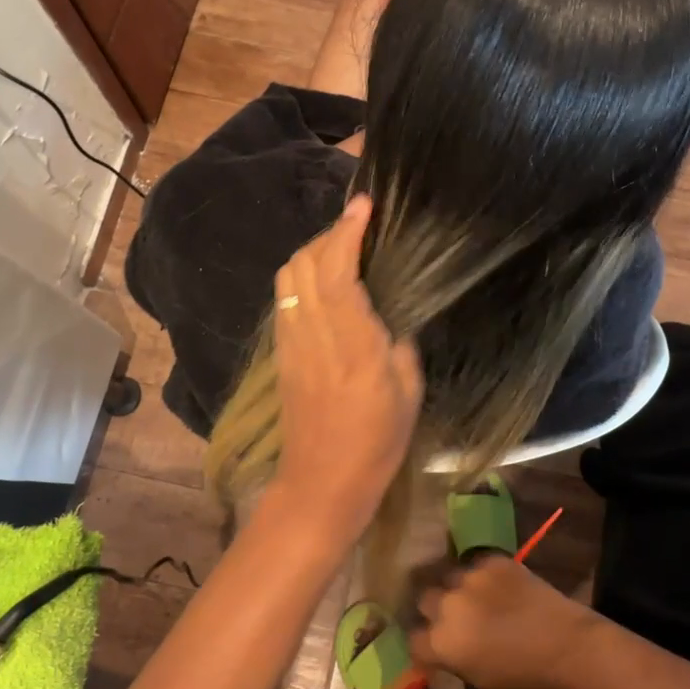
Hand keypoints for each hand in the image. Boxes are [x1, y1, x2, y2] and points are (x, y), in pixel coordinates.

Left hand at [270, 195, 423, 535]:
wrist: (321, 483)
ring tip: (342, 245)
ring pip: (289, 277)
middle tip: (358, 223)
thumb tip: (390, 309)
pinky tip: (324, 278)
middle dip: (329, 234)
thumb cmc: (377, 442)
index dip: (347, 233)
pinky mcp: (281, 352)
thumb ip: (399, 340)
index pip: (339, 273)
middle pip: (305, 265)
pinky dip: (302, 274)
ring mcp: (291, 342)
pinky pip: (286, 297)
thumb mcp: (408, 390)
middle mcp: (315, 336)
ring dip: (312, 250)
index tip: (364, 205)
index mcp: (352, 345)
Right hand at [410, 555, 602, 688]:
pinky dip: (484, 575)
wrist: (567, 647)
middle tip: (455, 618)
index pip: (413, 638)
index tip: (433, 646)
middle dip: (435, 609)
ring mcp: (471, 577)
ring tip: (477, 597)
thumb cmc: (524, 676)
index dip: (424, 644)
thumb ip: (453, 658)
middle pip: (425, 599)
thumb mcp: (478, 679)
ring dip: (458, 588)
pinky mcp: (494, 560)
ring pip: (450, 576)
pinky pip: (477, 563)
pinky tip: (499, 586)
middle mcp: (449, 604)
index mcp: (442, 641)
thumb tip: (443, 649)